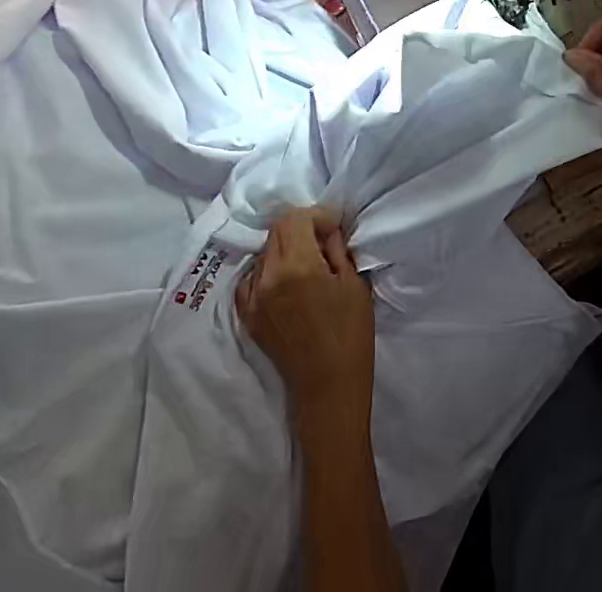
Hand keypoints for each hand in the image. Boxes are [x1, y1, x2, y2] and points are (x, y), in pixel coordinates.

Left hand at [237, 208, 375, 415]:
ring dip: (284, 249)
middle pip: (276, 231)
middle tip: (322, 241)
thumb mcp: (353, 284)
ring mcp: (253, 297)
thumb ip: (336, 249)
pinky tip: (285, 281)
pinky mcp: (248, 314)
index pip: (295, 219)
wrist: (328, 386)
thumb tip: (327, 229)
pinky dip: (268, 272)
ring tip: (306, 264)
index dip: (316, 215)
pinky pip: (251, 279)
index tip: (333, 225)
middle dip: (300, 228)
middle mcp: (268, 276)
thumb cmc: (351, 334)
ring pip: (264, 253)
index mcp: (297, 265)